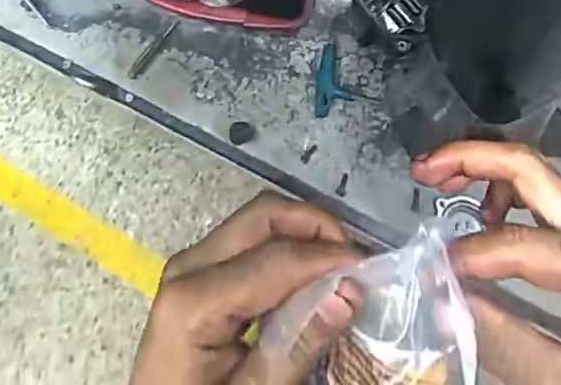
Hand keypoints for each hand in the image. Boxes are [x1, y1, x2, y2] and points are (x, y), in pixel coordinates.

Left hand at [131, 191, 363, 384]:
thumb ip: (299, 343)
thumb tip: (348, 290)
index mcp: (193, 299)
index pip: (274, 259)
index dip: (326, 257)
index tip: (372, 267)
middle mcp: (189, 265)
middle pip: (262, 217)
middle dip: (314, 225)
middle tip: (356, 256)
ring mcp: (191, 264)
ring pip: (257, 222)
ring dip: (303, 233)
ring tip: (341, 264)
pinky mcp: (199, 273)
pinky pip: (249, 243)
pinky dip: (285, 248)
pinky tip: (311, 274)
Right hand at [412, 141, 560, 384]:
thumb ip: (512, 346)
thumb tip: (443, 300)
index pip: (530, 244)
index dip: (477, 254)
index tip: (436, 274)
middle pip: (531, 167)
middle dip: (471, 159)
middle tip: (421, 171)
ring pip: (533, 171)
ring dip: (481, 165)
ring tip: (439, 181)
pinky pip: (539, 196)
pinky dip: (500, 189)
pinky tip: (482, 216)